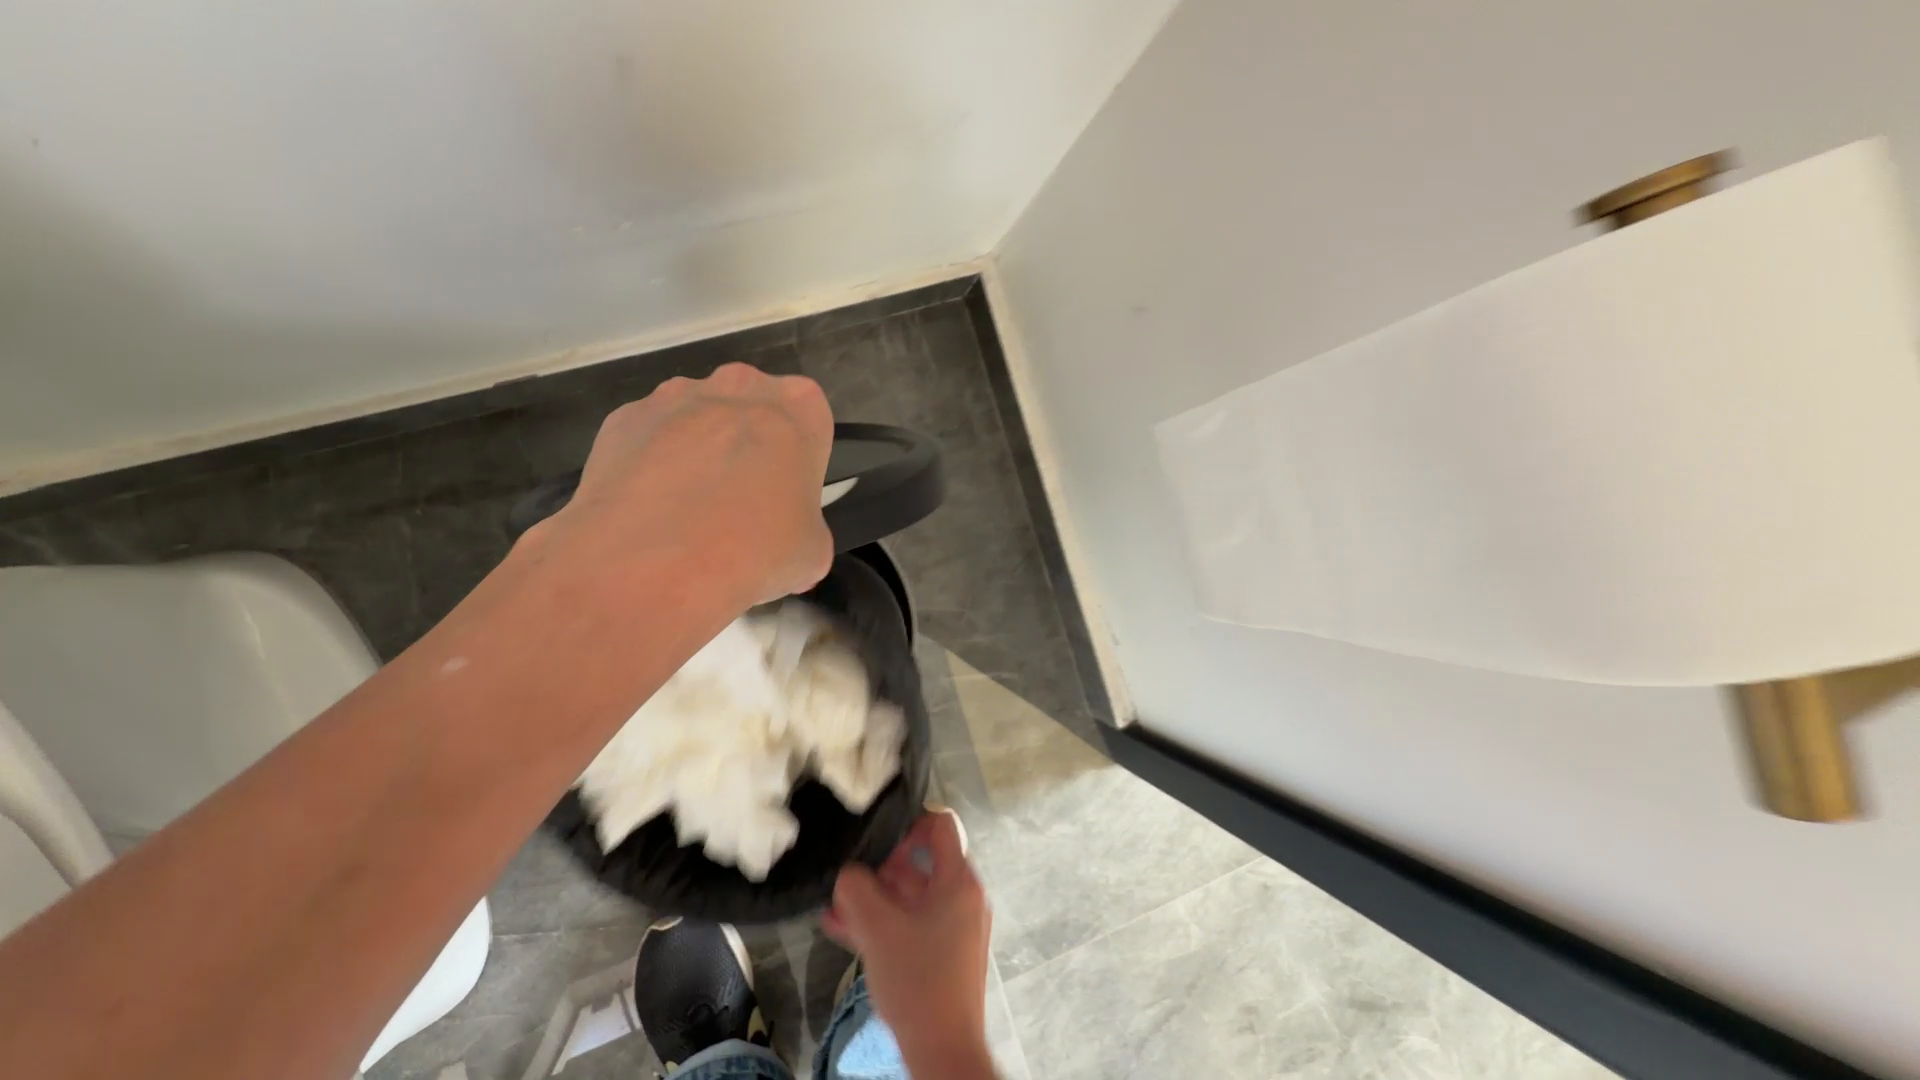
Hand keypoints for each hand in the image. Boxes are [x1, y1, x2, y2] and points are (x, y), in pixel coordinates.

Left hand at [527, 363, 834, 609]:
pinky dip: (650, 466)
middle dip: (744, 445)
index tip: (783, 496)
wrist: (653, 565)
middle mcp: (738, 386)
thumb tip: (782, 540)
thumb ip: (803, 524)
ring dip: (696, 451)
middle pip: (748, 408)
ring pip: (695, 419)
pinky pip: (648, 438)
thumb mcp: (812, 551)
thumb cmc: (754, 550)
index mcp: (798, 407)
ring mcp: (674, 397)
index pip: (807, 419)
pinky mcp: (623, 418)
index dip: (796, 459)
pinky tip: (648, 510)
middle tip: (738, 504)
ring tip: (685, 512)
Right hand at [825, 812, 993, 1077]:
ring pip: (910, 897)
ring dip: (874, 898)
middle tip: (847, 877)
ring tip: (834, 904)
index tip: (877, 840)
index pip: (941, 824)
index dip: (908, 822)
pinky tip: (842, 928)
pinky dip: (882, 922)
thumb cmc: (917, 980)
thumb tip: (846, 872)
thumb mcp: (877, 928)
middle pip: (920, 862)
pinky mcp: (943, 953)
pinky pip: (910, 924)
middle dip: (880, 868)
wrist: (943, 1051)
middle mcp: (962, 897)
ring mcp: (954, 927)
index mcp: (959, 881)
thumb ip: (855, 889)